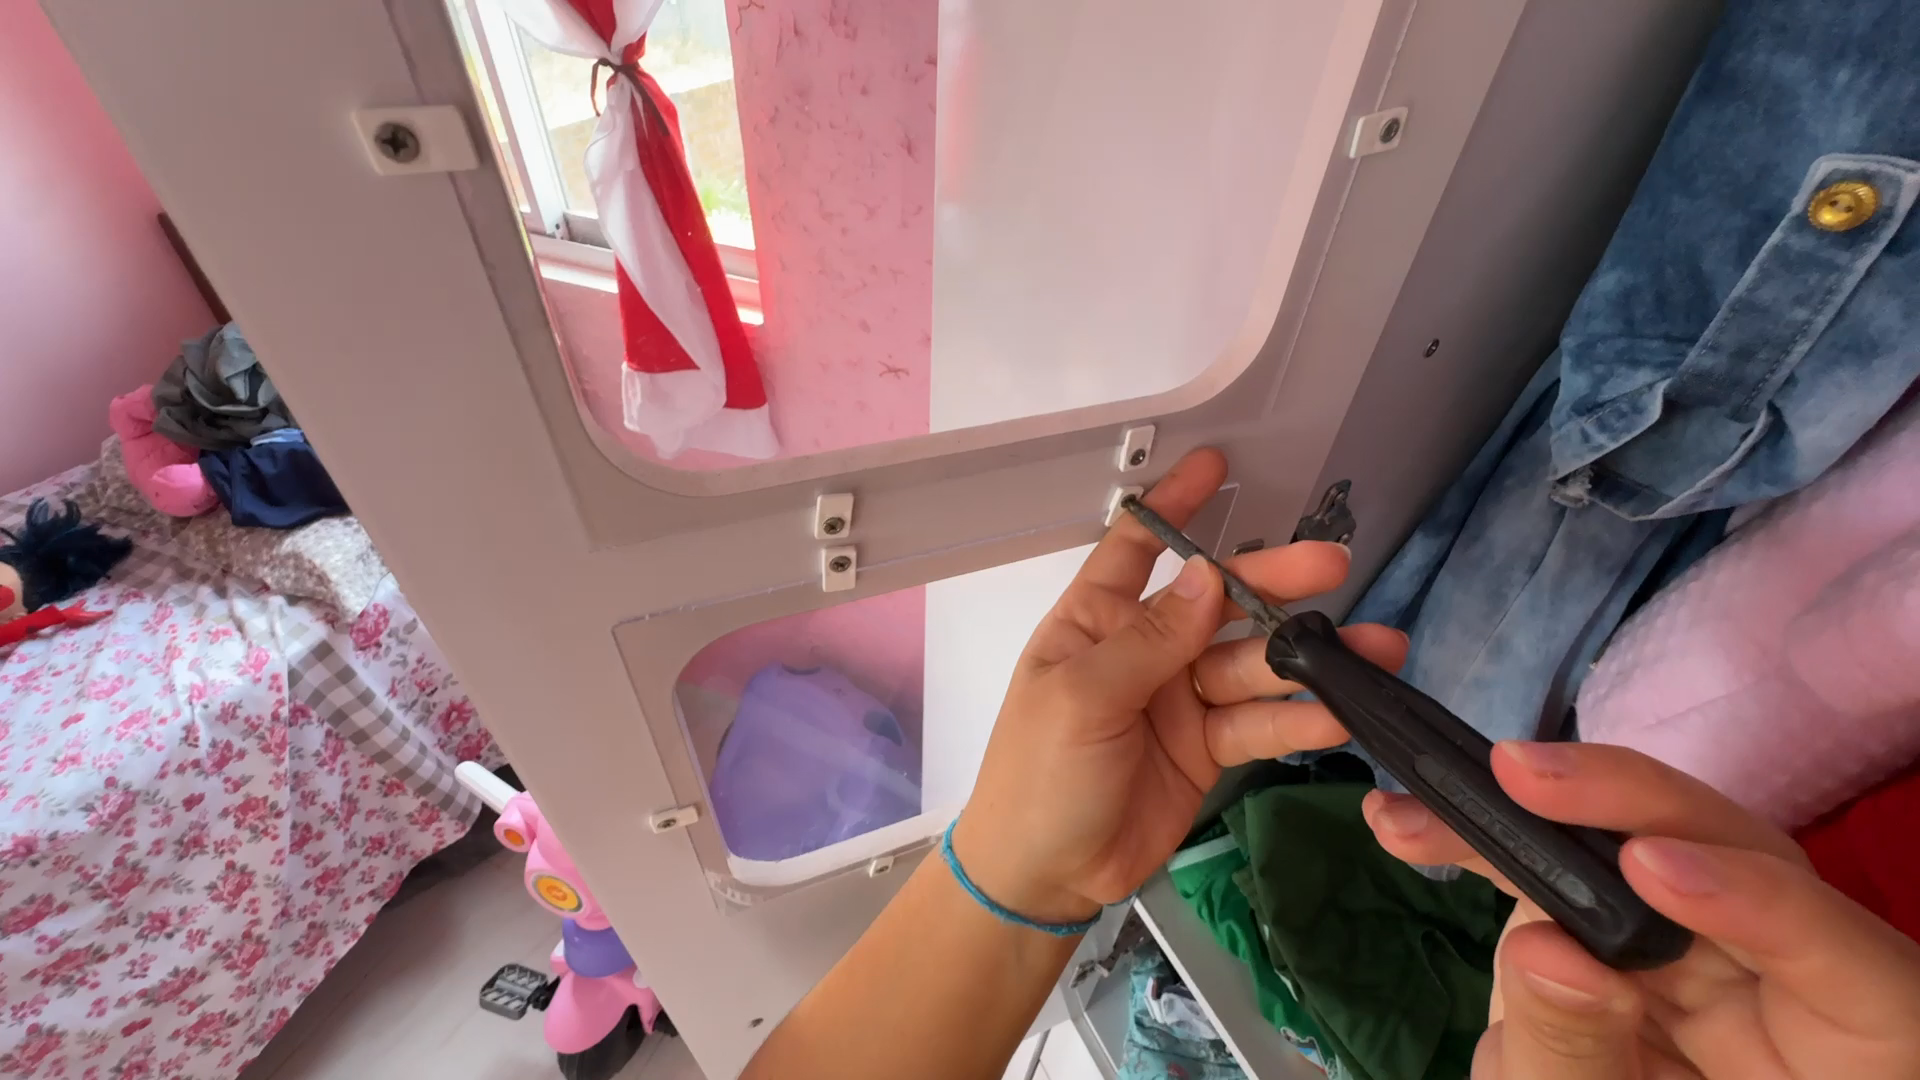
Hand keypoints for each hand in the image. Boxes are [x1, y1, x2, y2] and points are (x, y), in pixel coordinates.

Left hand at [952, 448, 1407, 922]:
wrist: (1045, 872)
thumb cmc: (1040, 773)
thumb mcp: (1081, 699)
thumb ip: (1148, 641)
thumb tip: (1208, 576)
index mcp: (1097, 621)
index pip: (1137, 547)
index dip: (1173, 505)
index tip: (1215, 465)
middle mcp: (1144, 649)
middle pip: (1217, 603)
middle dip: (1271, 583)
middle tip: (1333, 564)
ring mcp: (1179, 698)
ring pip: (1250, 664)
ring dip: (1307, 659)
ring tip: (1375, 651)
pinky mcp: (1207, 746)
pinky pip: (1258, 722)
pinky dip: (1297, 719)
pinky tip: (1340, 715)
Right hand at [1363, 741, 1919, 1078]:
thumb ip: (1575, 1048)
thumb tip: (1546, 948)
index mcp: (1834, 1067)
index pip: (1854, 976)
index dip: (1764, 901)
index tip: (1645, 865)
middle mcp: (1780, 984)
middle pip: (1739, 855)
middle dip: (1620, 801)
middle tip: (1515, 772)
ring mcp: (1696, 943)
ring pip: (1630, 836)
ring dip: (1516, 811)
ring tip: (1415, 813)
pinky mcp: (1619, 918)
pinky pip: (1560, 857)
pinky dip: (1484, 835)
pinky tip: (1407, 823)